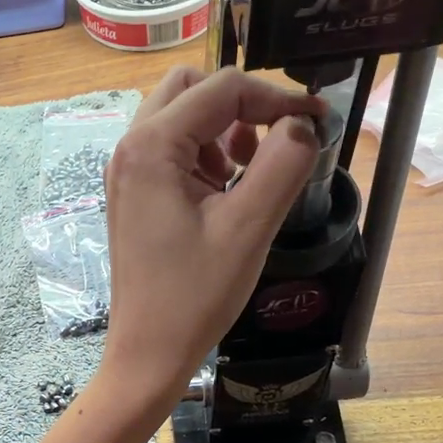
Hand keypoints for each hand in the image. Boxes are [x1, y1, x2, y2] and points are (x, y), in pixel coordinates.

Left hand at [95, 67, 324, 416]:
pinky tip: (222, 199)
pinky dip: (202, 158)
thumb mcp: (250, 228)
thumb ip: (284, 163)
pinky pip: (169, 153)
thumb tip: (305, 124)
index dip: (277, 98)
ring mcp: (125, 176)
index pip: (224, 88)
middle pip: (191, 88)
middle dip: (239, 108)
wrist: (149, 355)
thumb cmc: (195, 297)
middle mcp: (129, 150)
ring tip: (245, 179)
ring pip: (178, 119)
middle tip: (268, 149)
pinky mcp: (132, 200)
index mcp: (151, 147)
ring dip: (220, 132)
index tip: (317, 122)